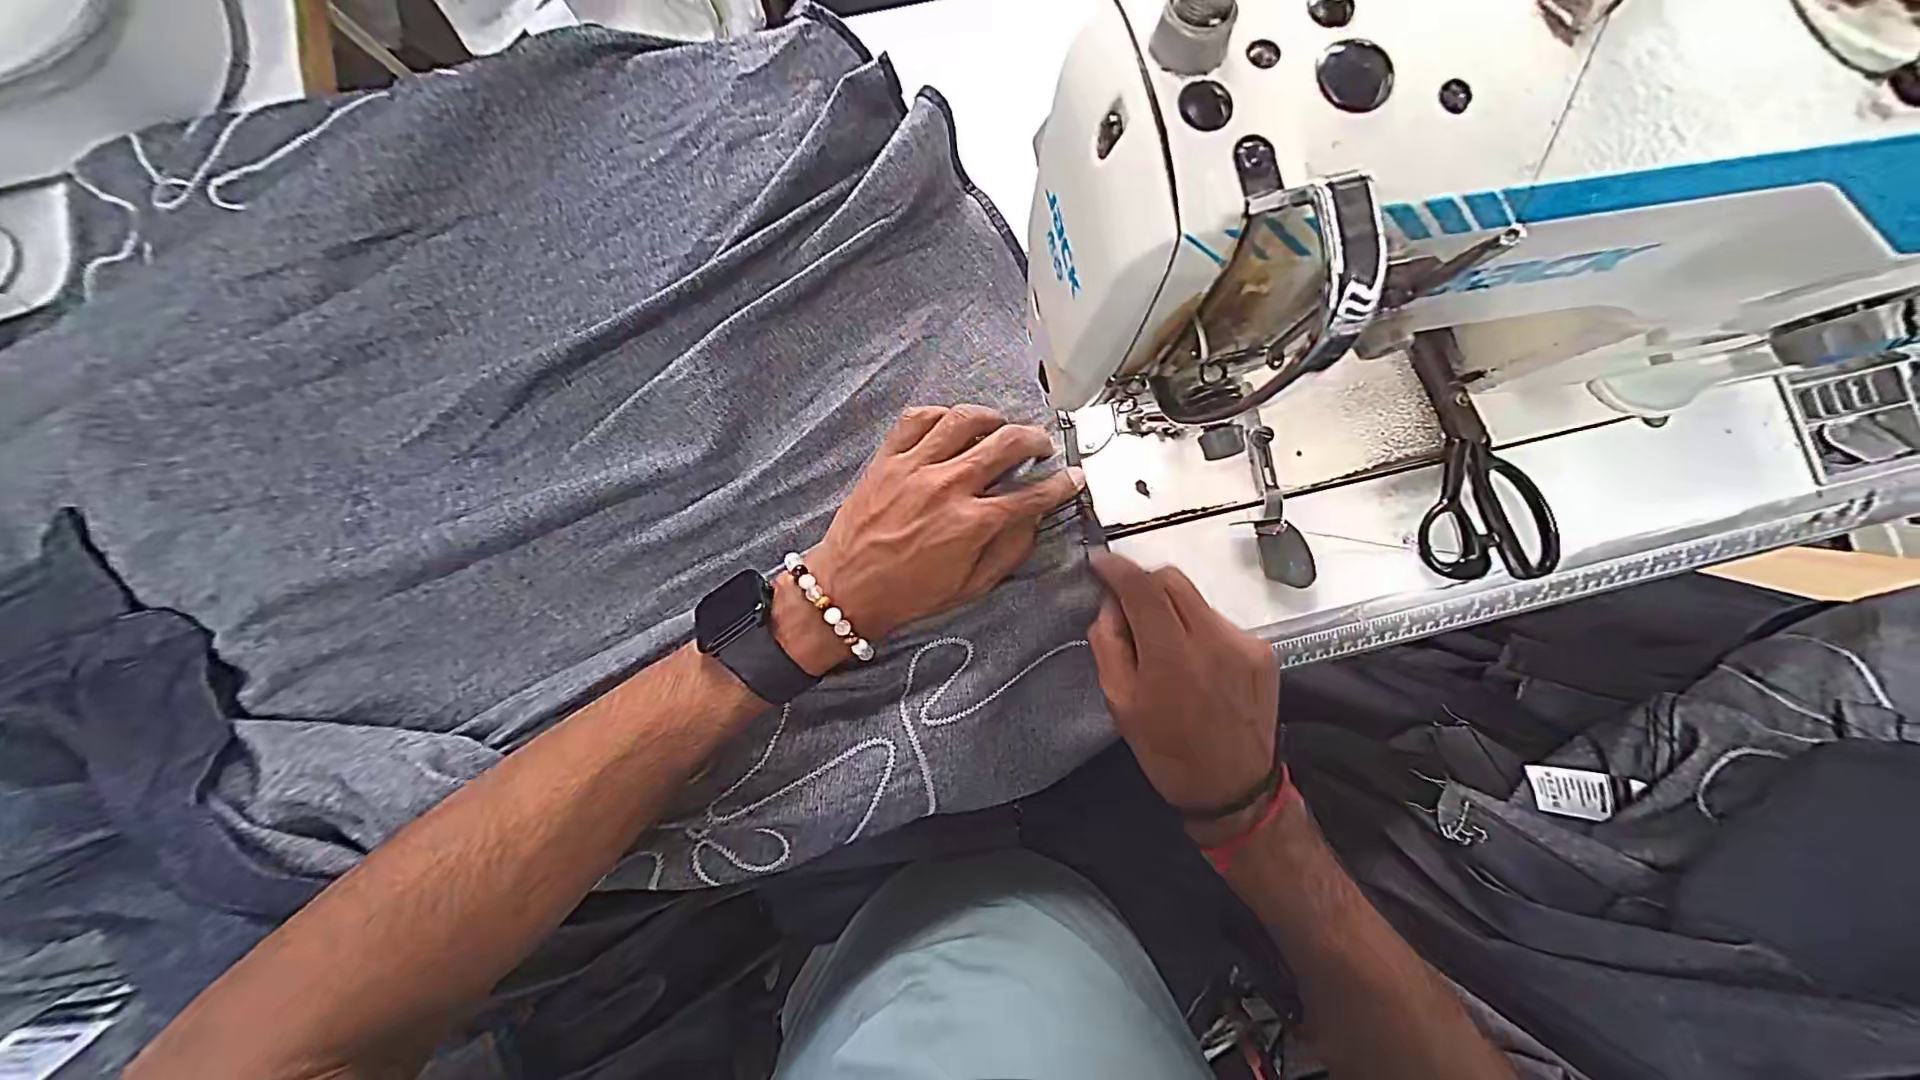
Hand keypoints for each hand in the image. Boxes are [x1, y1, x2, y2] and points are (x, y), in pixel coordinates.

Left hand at [775, 405, 1084, 673]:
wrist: (847, 589)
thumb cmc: (905, 593)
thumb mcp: (970, 586)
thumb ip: (1008, 551)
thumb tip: (1033, 522)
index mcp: (970, 523)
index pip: (1032, 494)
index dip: (1060, 485)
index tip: (1071, 479)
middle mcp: (946, 487)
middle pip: (1007, 443)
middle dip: (1036, 440)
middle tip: (1041, 445)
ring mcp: (914, 468)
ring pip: (964, 419)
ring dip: (993, 417)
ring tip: (1001, 426)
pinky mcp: (887, 460)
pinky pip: (917, 418)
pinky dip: (940, 414)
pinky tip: (951, 424)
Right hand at [1086, 552, 1280, 815]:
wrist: (1232, 787)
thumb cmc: (1167, 750)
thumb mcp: (1119, 701)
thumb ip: (1108, 643)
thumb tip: (1110, 604)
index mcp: (1171, 657)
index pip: (1142, 587)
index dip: (1117, 568)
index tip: (1101, 564)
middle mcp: (1212, 641)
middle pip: (1170, 578)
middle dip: (1142, 583)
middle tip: (1127, 608)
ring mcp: (1242, 643)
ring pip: (1194, 597)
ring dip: (1170, 607)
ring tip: (1163, 645)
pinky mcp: (1261, 650)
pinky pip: (1217, 619)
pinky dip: (1196, 627)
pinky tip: (1193, 659)